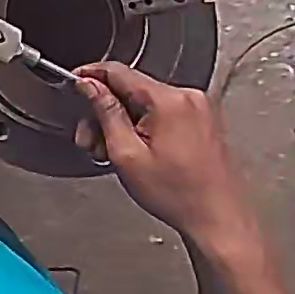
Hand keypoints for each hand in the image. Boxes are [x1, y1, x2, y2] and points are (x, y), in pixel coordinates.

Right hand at [72, 63, 250, 241]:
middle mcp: (188, 98)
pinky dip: (141, 126)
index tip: (75, 82)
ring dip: (121, 122)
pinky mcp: (201, 121)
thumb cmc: (180, 196)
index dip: (91, 75)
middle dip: (103, 112)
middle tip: (88, 136)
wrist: (219, 222)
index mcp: (169, 101)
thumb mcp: (126, 154)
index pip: (118, 71)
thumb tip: (90, 85)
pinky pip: (161, 112)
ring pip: (143, 103)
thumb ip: (105, 112)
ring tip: (109, 150)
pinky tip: (132, 149)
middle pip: (130, 89)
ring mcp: (198, 109)